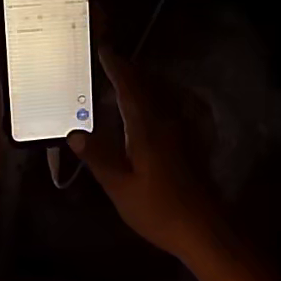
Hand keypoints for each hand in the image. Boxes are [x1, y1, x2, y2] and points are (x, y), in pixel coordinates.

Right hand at [69, 49, 225, 265]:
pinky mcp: (191, 145)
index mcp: (147, 129)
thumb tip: (74, 133)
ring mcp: (183, 132)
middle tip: (109, 62)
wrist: (206, 230)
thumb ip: (98, 158)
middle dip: (128, 71)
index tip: (104, 50)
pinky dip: (160, 100)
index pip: (129, 88)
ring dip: (143, 84)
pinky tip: (156, 108)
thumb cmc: (159, 210)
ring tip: (125, 82)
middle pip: (148, 86)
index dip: (116, 68)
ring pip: (162, 96)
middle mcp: (167, 123)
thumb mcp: (120, 187)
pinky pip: (173, 110)